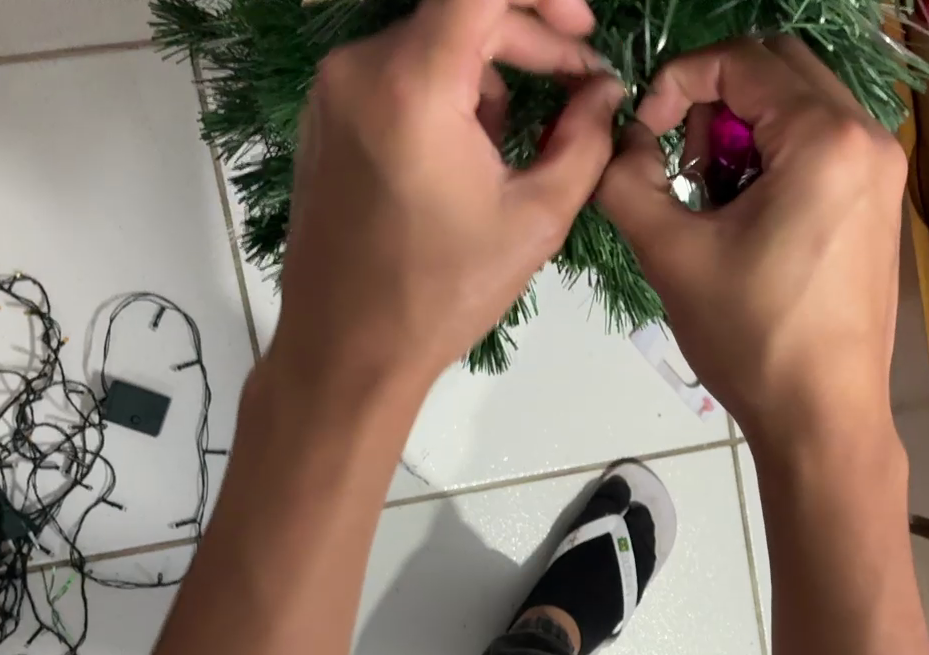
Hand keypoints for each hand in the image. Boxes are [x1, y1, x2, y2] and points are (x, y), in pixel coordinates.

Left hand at [270, 0, 623, 393]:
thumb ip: (584, 143)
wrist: (349, 348)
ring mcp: (333, 91)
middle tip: (579, 97)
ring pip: (429, 47)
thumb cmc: (444, 295)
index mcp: (412, 83)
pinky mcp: (325, 120)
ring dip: (486, 78)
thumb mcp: (535, 221)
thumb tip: (603, 95)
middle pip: (459, 14)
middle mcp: (360, 66)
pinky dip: (444, 97)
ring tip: (512, 148)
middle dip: (529, 44)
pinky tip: (465, 158)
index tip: (584, 34)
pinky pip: (397, 77)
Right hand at [595, 38, 906, 451]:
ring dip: (746, 135)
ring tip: (714, 203)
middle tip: (684, 170)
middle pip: (779, 72)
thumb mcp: (674, 257)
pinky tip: (751, 222)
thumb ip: (627, 184)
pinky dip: (778, 163)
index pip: (740, 60)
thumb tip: (614, 149)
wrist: (821, 417)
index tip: (643, 138)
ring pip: (803, 109)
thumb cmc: (751, 339)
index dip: (677, 84)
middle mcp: (869, 139)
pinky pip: (824, 150)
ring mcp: (883, 176)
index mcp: (826, 138)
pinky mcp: (880, 210)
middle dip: (715, 105)